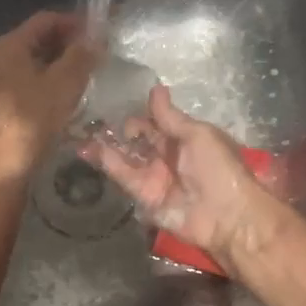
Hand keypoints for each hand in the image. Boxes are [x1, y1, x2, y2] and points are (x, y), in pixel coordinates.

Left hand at [0, 10, 99, 173]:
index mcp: (11, 46)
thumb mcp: (65, 82)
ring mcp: (2, 78)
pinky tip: (71, 87)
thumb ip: (81, 54)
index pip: (46, 19)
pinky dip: (52, 75)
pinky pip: (32, 76)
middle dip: (70, 41)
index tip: (99, 30)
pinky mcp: (6, 98)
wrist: (9, 160)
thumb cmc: (36, 117)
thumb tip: (96, 37)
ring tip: (89, 68)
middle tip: (97, 50)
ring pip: (37, 58)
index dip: (74, 21)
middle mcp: (1, 56)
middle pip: (40, 37)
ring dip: (63, 59)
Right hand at [82, 85, 292, 265]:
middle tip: (90, 114)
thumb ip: (170, 116)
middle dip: (118, 128)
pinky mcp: (142, 194)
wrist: (226, 215)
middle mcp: (167, 155)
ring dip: (105, 143)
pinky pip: (121, 175)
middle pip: (138, 139)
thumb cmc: (218, 168)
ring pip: (125, 156)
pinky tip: (86, 148)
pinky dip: (104, 161)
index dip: (139, 113)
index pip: (156, 122)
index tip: (115, 99)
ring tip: (80, 129)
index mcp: (184, 138)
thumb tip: (155, 89)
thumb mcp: (197, 135)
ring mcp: (153, 175)